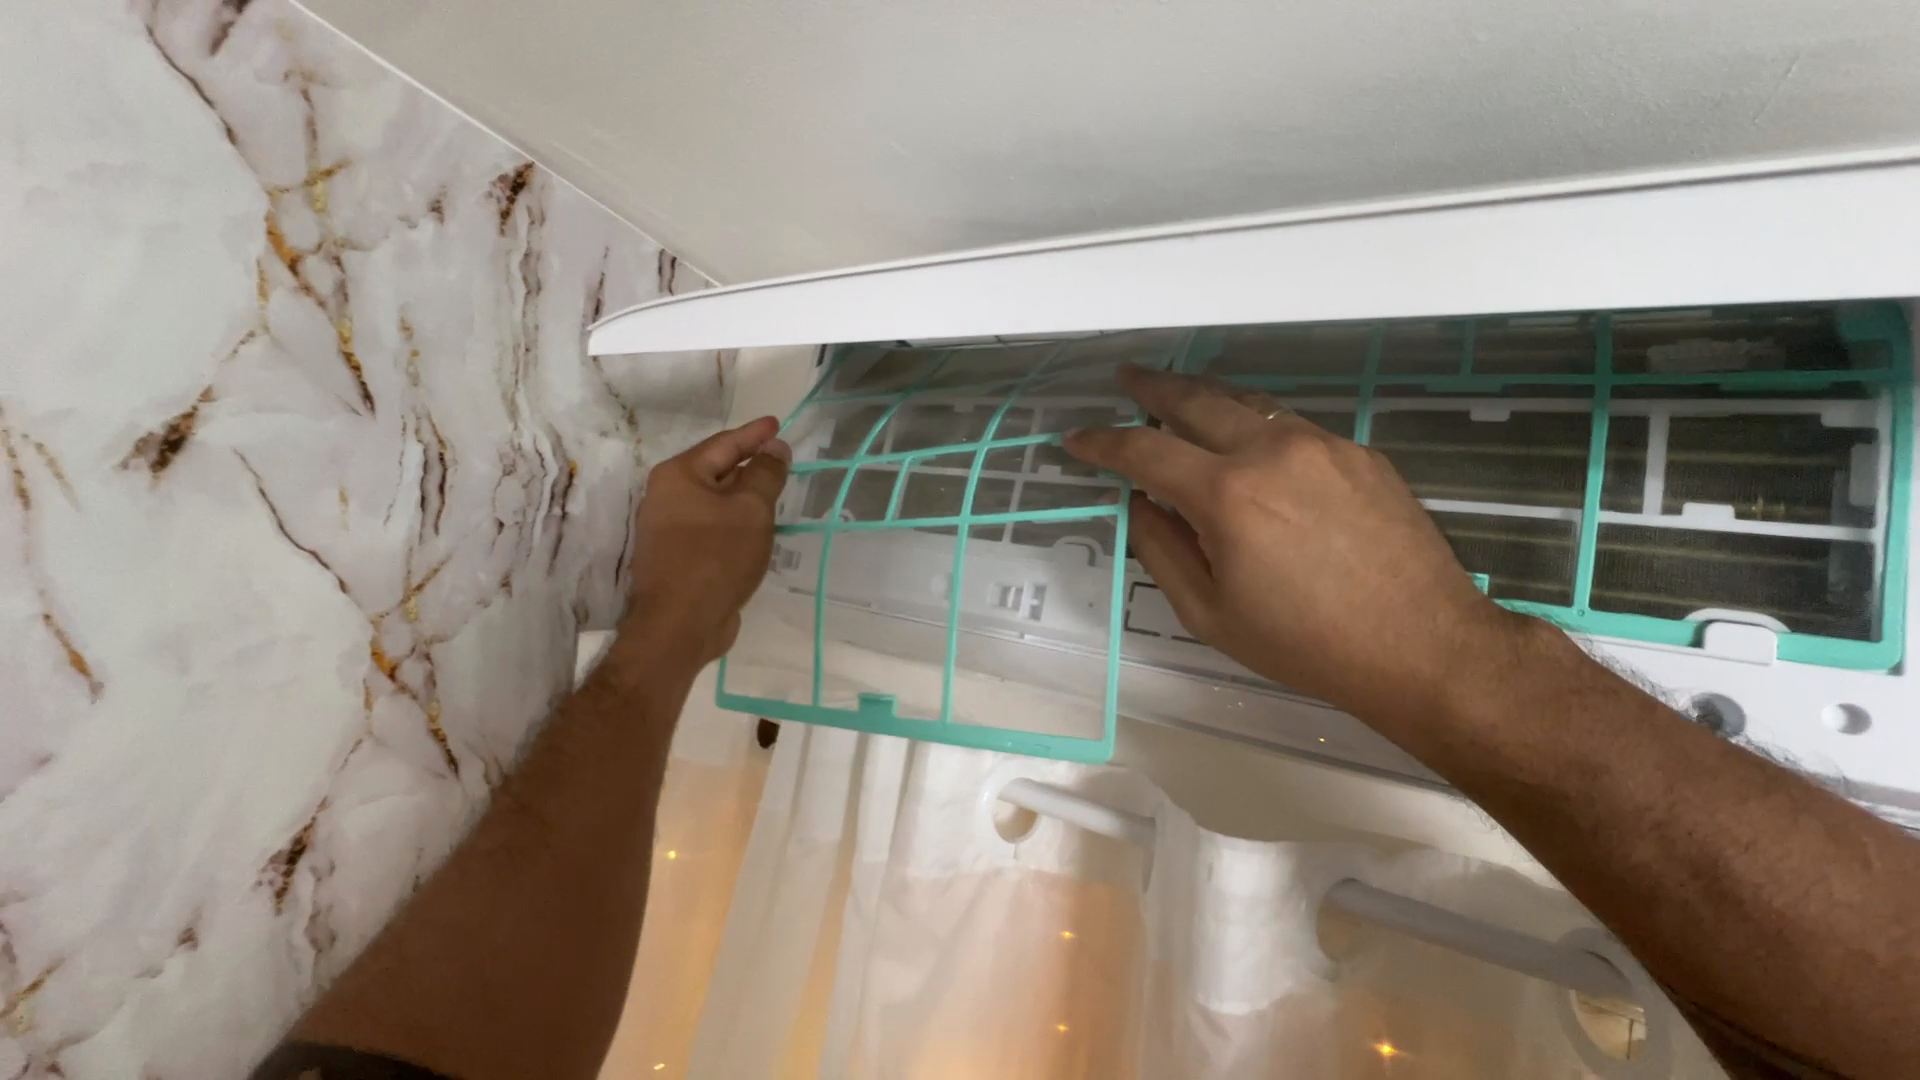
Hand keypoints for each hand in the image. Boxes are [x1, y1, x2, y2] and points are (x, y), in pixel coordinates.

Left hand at [625, 416, 789, 666]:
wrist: (680, 624)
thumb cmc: (716, 558)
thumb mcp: (751, 510)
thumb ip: (766, 474)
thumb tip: (775, 447)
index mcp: (679, 476)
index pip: (724, 444)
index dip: (755, 434)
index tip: (778, 424)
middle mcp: (667, 496)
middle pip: (716, 471)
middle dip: (749, 463)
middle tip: (781, 457)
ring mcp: (669, 529)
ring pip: (715, 501)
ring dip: (744, 495)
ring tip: (775, 490)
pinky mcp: (678, 556)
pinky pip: (713, 527)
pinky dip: (736, 521)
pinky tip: (757, 529)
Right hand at [1064, 366, 1528, 720]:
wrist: (1421, 646)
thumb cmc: (1304, 644)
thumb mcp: (1208, 613)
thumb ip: (1161, 549)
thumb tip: (1140, 502)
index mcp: (1227, 496)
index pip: (1144, 451)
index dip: (1102, 443)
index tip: (1076, 439)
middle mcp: (1271, 452)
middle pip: (1196, 400)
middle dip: (1152, 388)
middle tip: (1126, 377)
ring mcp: (1321, 444)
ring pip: (1247, 403)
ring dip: (1204, 395)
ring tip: (1176, 392)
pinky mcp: (1358, 452)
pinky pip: (1289, 425)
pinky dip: (1253, 423)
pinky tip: (1246, 438)